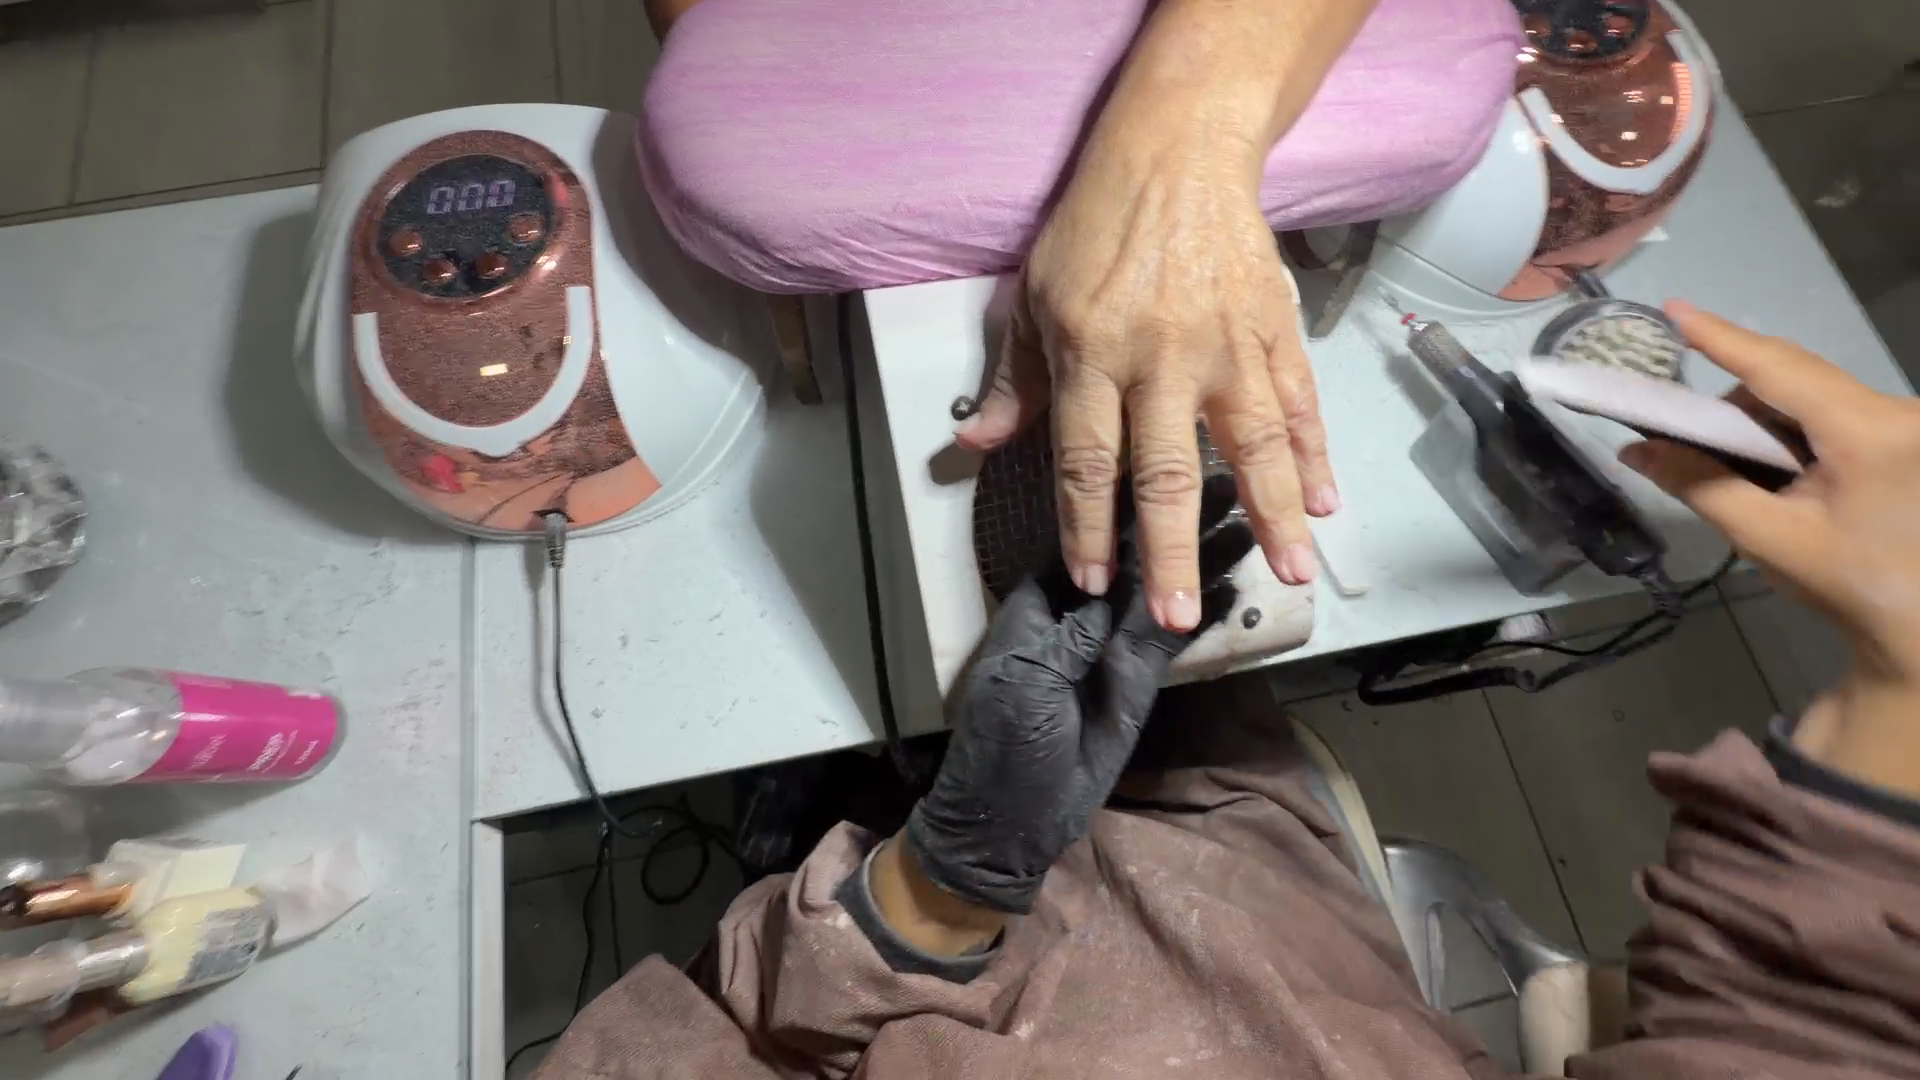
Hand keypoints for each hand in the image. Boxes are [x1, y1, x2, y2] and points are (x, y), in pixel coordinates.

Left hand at [902, 477, 1255, 915]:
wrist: (1015, 816)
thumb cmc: (1003, 741)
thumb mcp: (1027, 679)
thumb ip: (1072, 633)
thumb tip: (1111, 588)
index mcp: (1037, 602)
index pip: (1079, 539)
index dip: (1115, 504)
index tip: (1156, 464)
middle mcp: (1079, 612)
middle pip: (1129, 557)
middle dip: (1169, 521)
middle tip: (1222, 481)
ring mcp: (1112, 645)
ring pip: (1158, 591)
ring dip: (1196, 557)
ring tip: (1243, 520)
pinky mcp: (1138, 678)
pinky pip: (1172, 638)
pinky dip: (1201, 611)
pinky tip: (1233, 583)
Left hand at [956, 134, 1332, 632]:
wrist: (1175, 152)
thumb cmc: (1092, 229)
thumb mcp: (1030, 300)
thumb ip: (1012, 383)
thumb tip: (978, 448)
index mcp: (1092, 356)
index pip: (1086, 462)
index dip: (1087, 529)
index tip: (1093, 582)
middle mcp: (1161, 359)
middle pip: (1168, 472)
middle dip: (1171, 551)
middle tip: (1178, 615)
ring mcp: (1226, 345)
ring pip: (1252, 445)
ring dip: (1273, 514)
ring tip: (1291, 574)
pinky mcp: (1273, 327)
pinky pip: (1298, 399)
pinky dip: (1314, 452)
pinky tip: (1326, 500)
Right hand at [1620, 302, 1919, 791]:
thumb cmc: (1855, 583)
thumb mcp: (1765, 534)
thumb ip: (1698, 483)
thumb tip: (1635, 447)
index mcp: (1874, 433)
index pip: (1782, 369)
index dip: (1724, 337)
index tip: (1676, 310)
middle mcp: (1904, 417)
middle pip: (1794, 385)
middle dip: (1731, 408)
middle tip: (1683, 445)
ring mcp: (1912, 430)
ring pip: (1813, 404)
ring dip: (1762, 429)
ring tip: (1742, 480)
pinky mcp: (1912, 446)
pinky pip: (1837, 423)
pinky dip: (1791, 442)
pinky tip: (1780, 480)